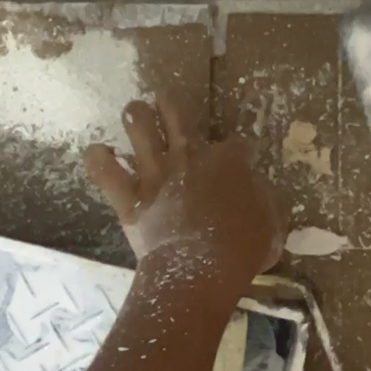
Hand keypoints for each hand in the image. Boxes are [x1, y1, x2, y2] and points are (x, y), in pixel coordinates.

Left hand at [83, 94, 283, 285]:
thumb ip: (267, 199)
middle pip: (178, 114)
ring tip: (136, 112)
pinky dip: (99, 160)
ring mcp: (156, 175)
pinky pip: (106, 172)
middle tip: (167, 98)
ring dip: (137, 116)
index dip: (241, 151)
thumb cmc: (243, 249)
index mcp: (227, 162)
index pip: (237, 144)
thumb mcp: (273, 222)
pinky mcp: (130, 198)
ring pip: (140, 128)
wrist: (199, 273)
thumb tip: (260, 191)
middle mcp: (188, 157)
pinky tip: (97, 152)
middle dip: (172, 102)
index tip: (244, 159)